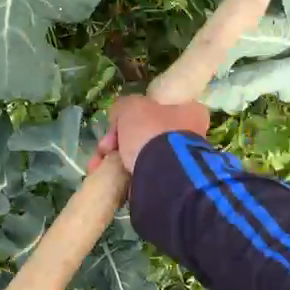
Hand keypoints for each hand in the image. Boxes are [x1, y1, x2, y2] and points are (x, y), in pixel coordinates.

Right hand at [90, 95, 209, 173]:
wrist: (164, 176)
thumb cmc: (152, 132)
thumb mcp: (132, 107)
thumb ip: (123, 106)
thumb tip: (119, 116)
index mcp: (190, 111)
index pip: (159, 107)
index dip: (134, 114)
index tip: (116, 123)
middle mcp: (191, 135)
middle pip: (147, 133)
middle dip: (119, 140)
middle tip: (105, 147)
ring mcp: (183, 161)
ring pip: (143, 154)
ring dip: (117, 158)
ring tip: (98, 164)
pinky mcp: (172, 183)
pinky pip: (143, 173)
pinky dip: (124, 174)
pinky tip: (107, 176)